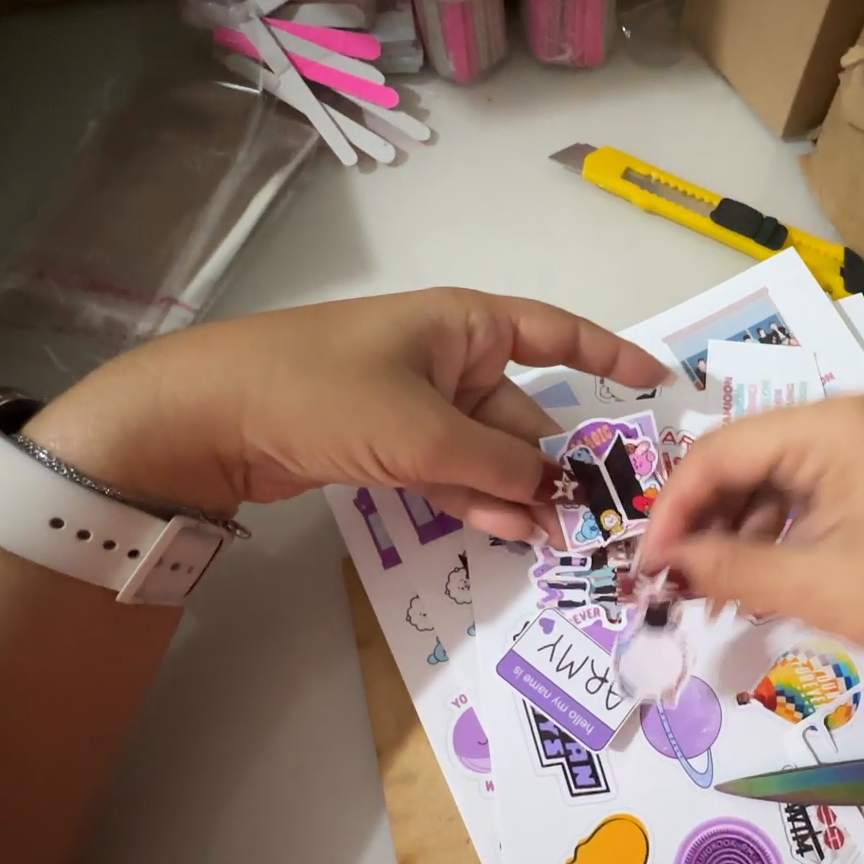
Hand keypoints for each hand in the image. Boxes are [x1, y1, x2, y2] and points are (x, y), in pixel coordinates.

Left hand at [21, 289, 668, 539]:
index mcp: (465, 326)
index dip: (611, 357)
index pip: (557, 334)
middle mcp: (450, 358)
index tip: (655, 384)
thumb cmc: (326, 393)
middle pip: (522, 411)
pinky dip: (475, 496)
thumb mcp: (424, 430)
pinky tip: (501, 530)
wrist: (208, 418)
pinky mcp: (393, 441)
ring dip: (514, 491)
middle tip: (586, 517)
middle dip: (550, 462)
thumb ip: (498, 464)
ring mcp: (420, 403)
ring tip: (543, 538)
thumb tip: (552, 495)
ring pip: (488, 449)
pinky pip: (452, 468)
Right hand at [638, 394, 863, 699]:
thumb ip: (729, 569)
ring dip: (741, 533)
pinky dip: (782, 534)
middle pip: (747, 459)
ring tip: (716, 592)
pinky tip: (762, 578)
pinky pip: (814, 494)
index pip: (721, 449)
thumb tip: (660, 565)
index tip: (647, 564)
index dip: (674, 507)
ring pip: (777, 479)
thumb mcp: (820, 587)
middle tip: (677, 582)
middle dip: (707, 521)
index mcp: (835, 424)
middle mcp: (853, 416)